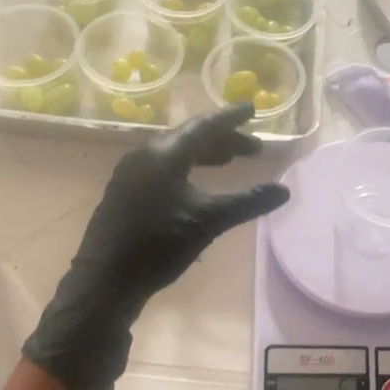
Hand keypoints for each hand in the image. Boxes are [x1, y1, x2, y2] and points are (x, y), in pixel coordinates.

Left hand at [23, 104, 289, 389]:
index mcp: (165, 154)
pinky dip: (186, 168)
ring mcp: (130, 174)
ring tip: (229, 163)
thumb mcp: (209, 222)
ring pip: (174, 153)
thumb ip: (247, 202)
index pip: (204, 126)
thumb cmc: (158, 245)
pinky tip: (195, 187)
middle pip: (189, 137)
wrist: (105, 280)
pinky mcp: (124, 193)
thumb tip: (284, 190)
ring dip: (204, 154)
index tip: (253, 109)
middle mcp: (145, 156)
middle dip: (223, 140)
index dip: (231, 118)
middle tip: (253, 149)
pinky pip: (162, 168)